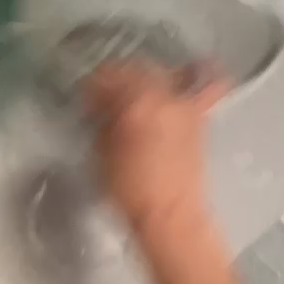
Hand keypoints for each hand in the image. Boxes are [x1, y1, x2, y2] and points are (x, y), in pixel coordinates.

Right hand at [82, 60, 226, 243]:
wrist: (169, 214)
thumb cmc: (127, 186)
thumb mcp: (101, 151)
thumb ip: (102, 119)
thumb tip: (100, 104)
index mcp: (136, 103)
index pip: (108, 76)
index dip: (92, 81)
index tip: (82, 90)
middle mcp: (165, 97)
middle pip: (136, 69)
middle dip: (116, 76)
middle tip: (100, 90)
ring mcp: (186, 106)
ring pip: (163, 75)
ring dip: (144, 77)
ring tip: (133, 89)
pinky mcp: (200, 119)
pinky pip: (201, 87)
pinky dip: (196, 75)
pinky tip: (190, 71)